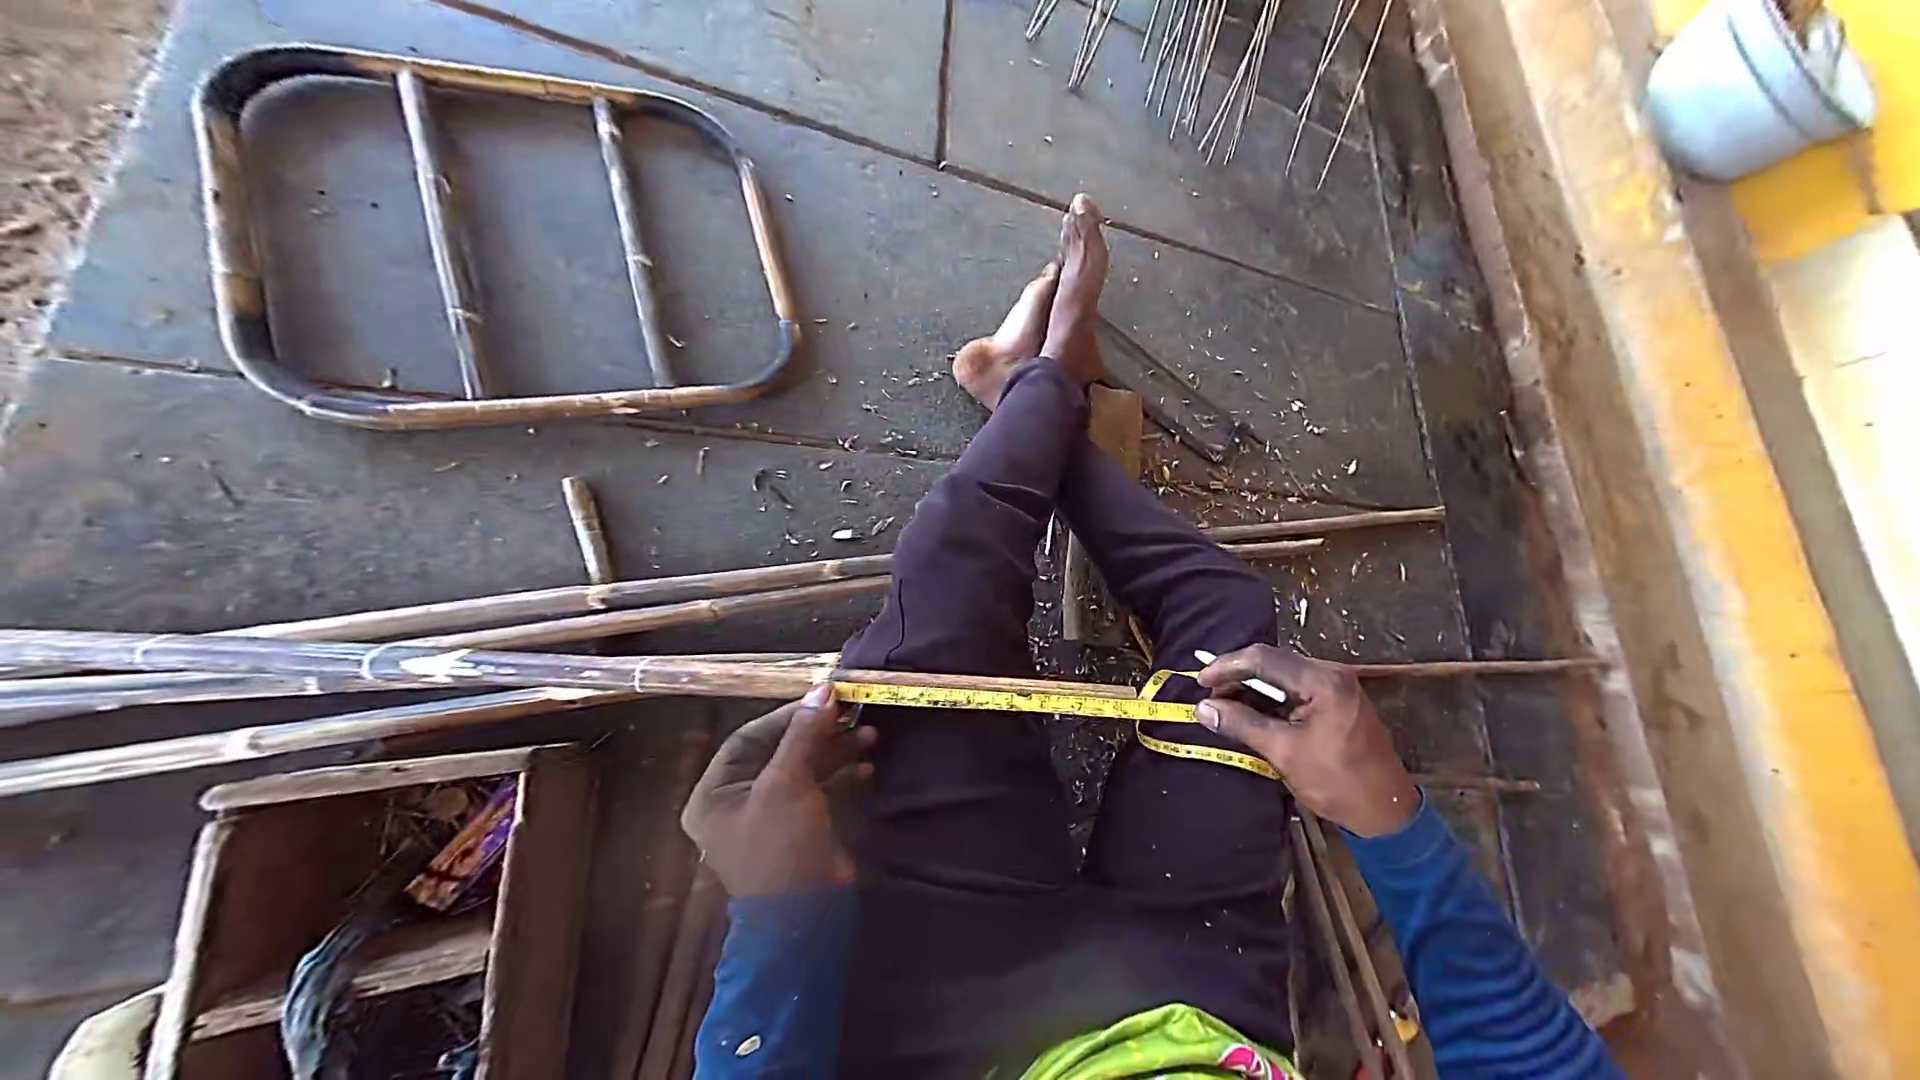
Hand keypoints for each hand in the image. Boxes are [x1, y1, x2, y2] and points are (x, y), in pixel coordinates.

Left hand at [681, 684, 876, 895]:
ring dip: (837, 750)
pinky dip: (843, 775)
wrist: (806, 921)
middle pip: (781, 750)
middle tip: (852, 712)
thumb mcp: (788, 784)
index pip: (750, 737)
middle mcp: (739, 801)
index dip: (787, 716)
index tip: (823, 700)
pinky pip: (820, 789)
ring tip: (870, 735)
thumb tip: (823, 689)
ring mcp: (773, 814)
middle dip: (819, 732)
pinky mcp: (801, 827)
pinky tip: (867, 767)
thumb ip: (804, 734)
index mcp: (716, 793)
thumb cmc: (781, 848)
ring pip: (805, 768)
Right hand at [1195, 645, 1418, 836]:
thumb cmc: (1337, 782)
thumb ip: (1240, 723)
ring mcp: (1335, 685)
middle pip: (1270, 661)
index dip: (1225, 666)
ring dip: (1250, 688)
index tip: (1200, 682)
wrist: (1386, 812)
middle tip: (1211, 699)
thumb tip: (1202, 708)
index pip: (1262, 658)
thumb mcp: (1283, 752)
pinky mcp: (1335, 698)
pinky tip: (1250, 713)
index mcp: (1323, 681)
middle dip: (1236, 677)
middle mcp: (1331, 673)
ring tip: (1226, 708)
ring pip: (1279, 673)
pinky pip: (1292, 687)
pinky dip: (1268, 697)